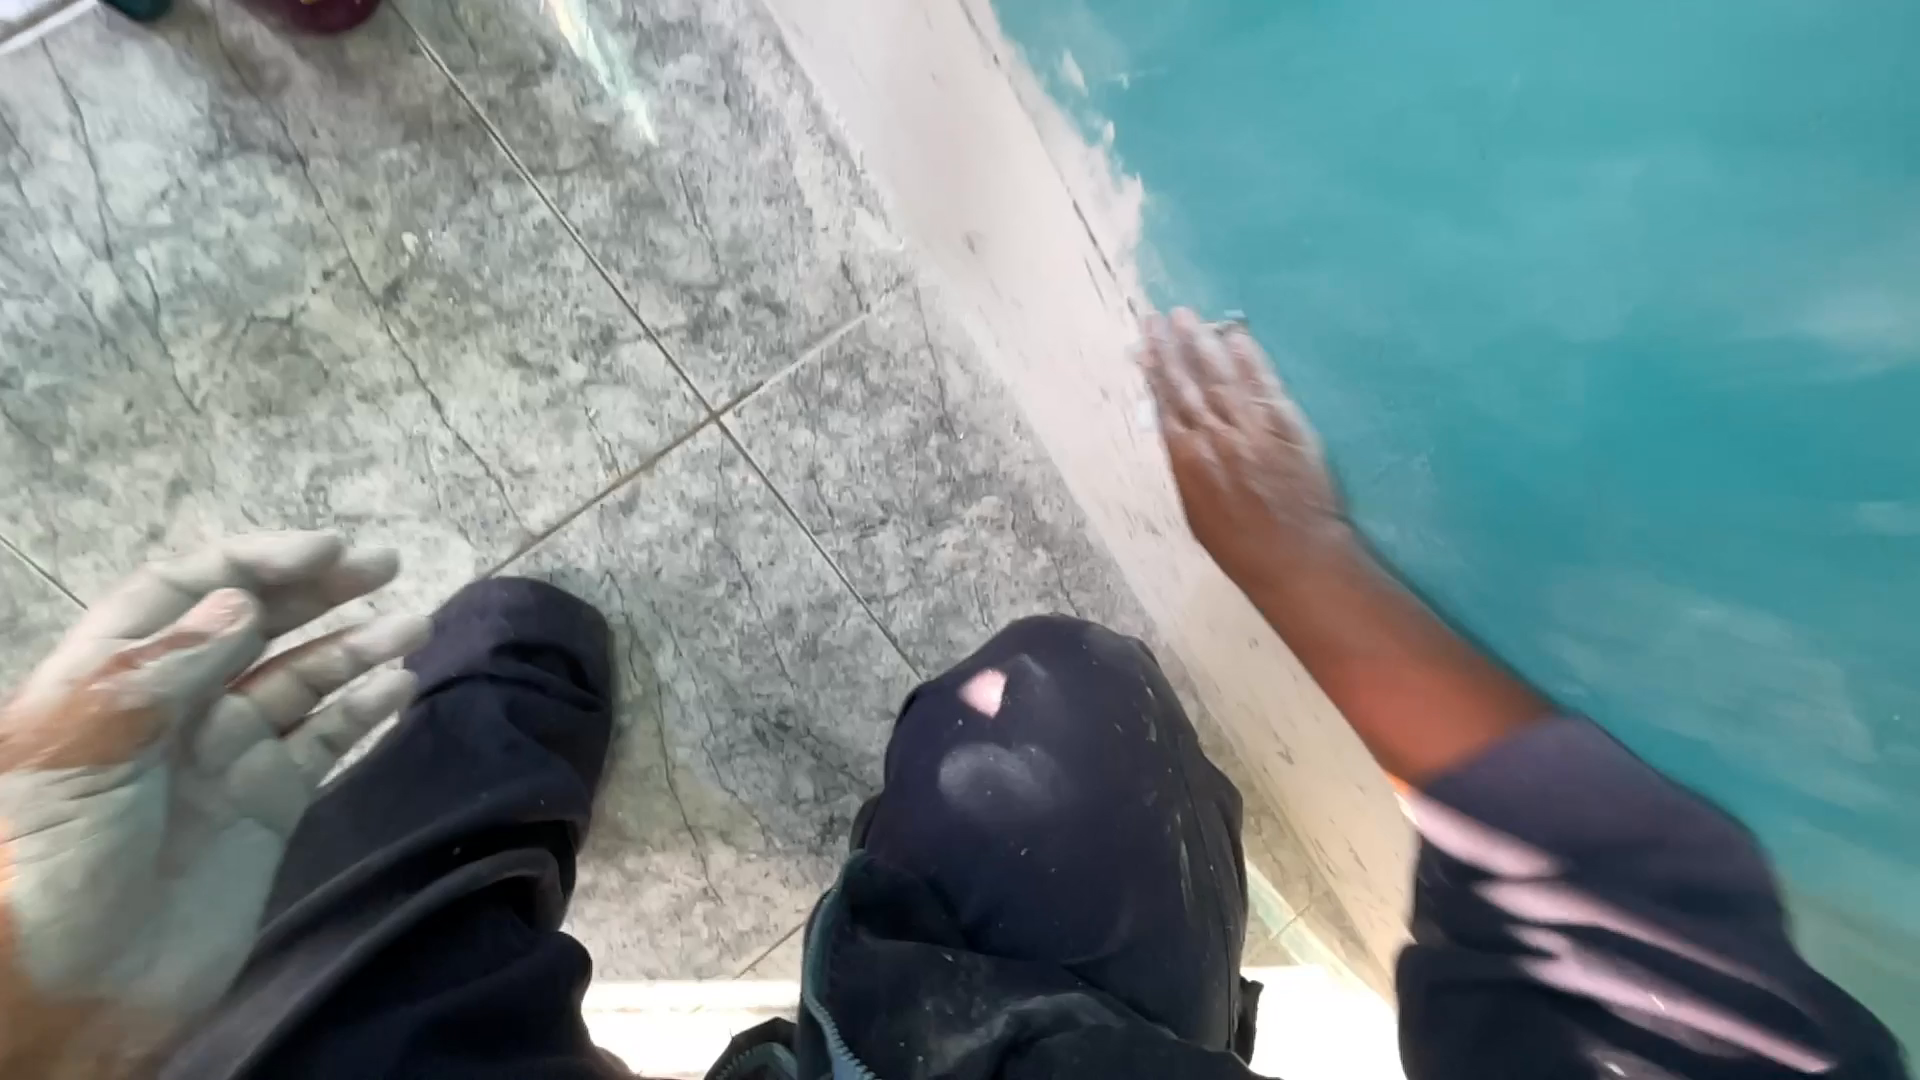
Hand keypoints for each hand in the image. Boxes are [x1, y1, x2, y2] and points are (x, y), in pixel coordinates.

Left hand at [0, 533, 428, 1076]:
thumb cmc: (46, 874)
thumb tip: (244, 603)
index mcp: (109, 687)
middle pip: (257, 625)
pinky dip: (367, 707)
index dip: (255, 560)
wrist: (70, 999)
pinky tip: (401, 687)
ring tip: (417, 627)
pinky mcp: (273, 796)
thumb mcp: (74, 763)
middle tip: (387, 565)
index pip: (185, 594)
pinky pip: (329, 737)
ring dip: (361, 645)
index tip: (326, 551)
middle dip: (321, 589)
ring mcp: (230, 752)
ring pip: (307, 677)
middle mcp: (176, 708)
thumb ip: (154, 675)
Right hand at [1140, 309, 1351, 593]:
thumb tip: (1172, 435)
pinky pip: (1263, 386)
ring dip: (1202, 344)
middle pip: (1187, 384)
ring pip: (1220, 378)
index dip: (1154, 372)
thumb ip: (1183, 467)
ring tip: (1187, 316)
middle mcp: (1213, 437)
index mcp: (1185, 460)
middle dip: (1171, 348)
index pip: (1165, 404)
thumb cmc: (1239, 545)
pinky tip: (1236, 337)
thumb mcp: (1194, 511)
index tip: (1143, 345)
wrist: (1295, 556)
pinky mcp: (1286, 426)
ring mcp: (1250, 428)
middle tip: (1157, 317)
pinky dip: (1249, 360)